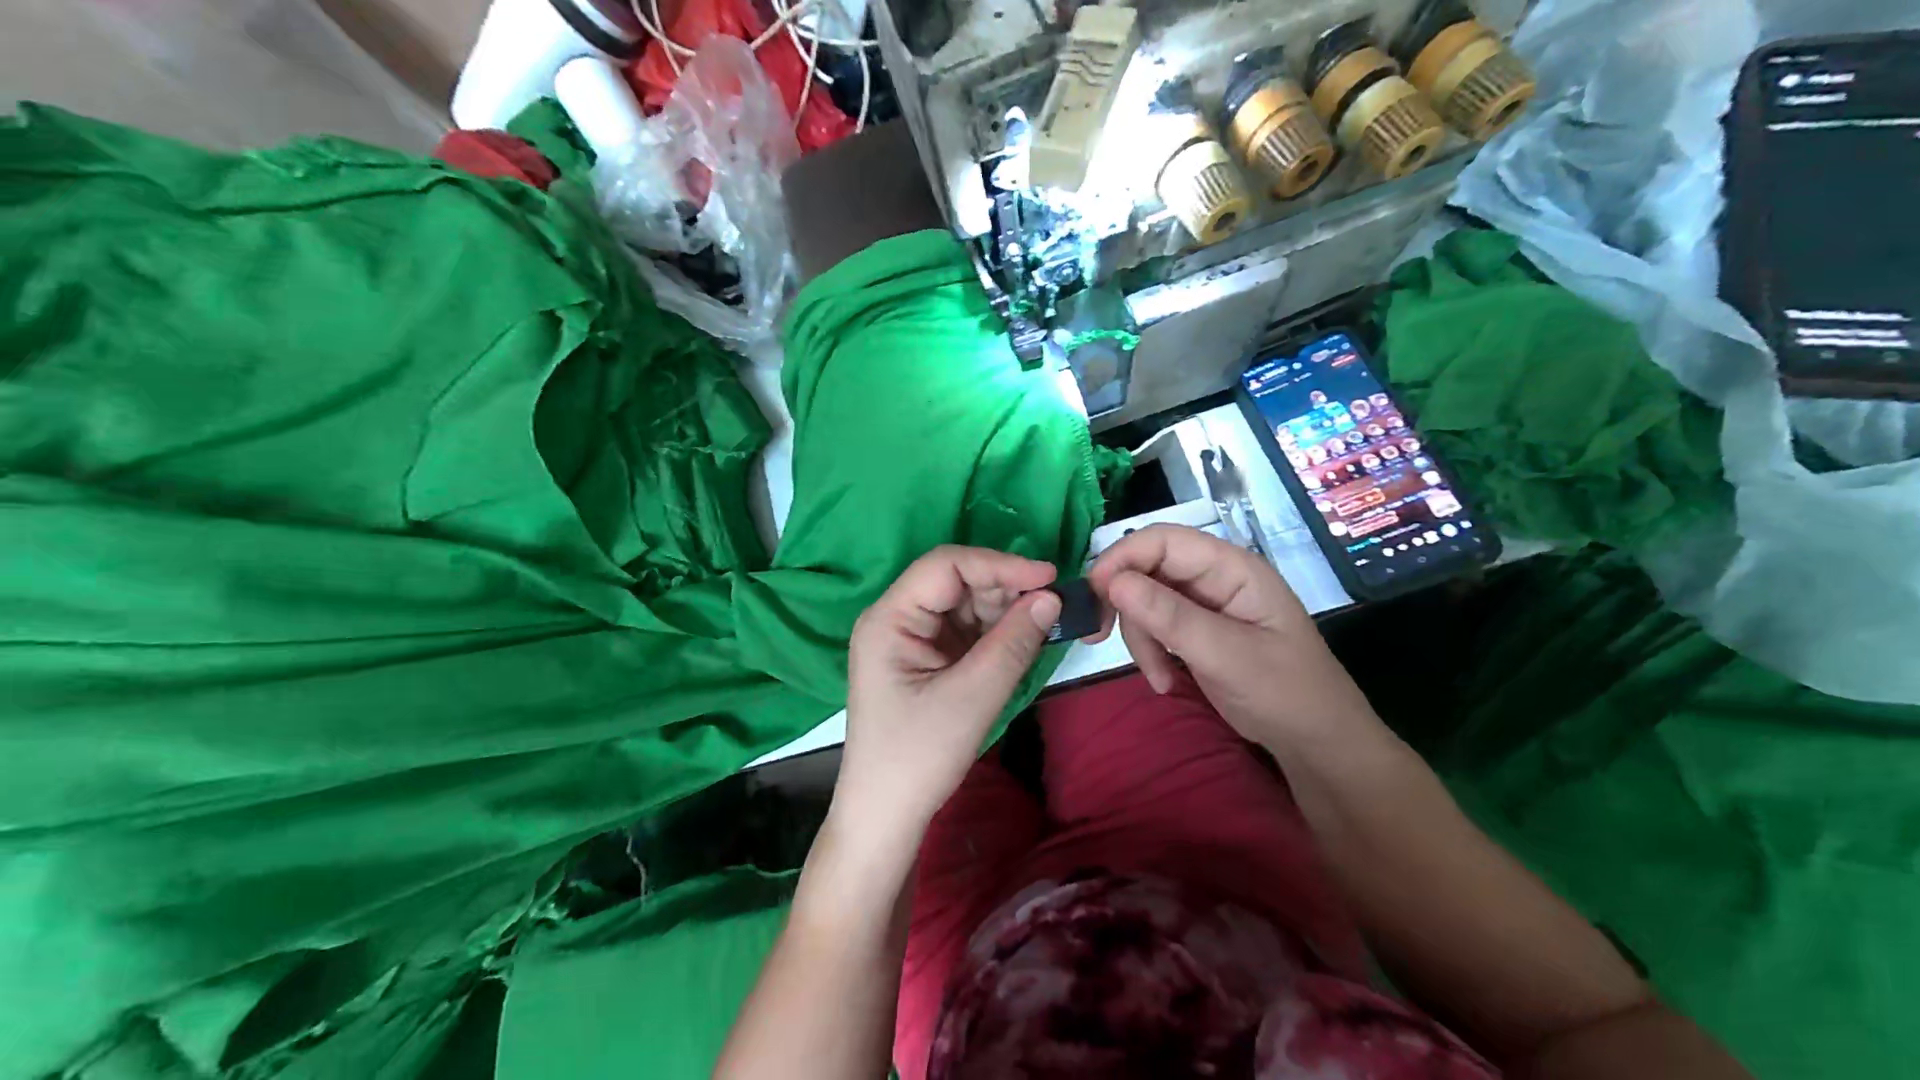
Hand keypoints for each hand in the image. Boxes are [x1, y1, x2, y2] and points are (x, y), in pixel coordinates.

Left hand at [839, 546, 1062, 830]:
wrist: (886, 815)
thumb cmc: (918, 756)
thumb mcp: (971, 697)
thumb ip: (1013, 643)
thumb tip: (1052, 598)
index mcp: (890, 618)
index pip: (946, 566)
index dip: (998, 564)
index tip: (1048, 576)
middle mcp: (896, 618)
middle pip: (956, 582)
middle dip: (1005, 588)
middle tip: (1053, 604)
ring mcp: (912, 639)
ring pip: (965, 605)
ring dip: (1005, 610)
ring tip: (1046, 622)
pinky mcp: (928, 659)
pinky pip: (967, 631)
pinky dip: (997, 632)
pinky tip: (1025, 638)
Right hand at [1086, 524, 1375, 747]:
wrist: (1316, 742)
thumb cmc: (1285, 693)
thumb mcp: (1226, 655)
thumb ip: (1169, 617)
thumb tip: (1111, 581)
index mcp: (1232, 568)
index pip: (1164, 540)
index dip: (1123, 558)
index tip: (1094, 594)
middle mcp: (1215, 577)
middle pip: (1147, 568)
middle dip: (1124, 602)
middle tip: (1100, 636)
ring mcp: (1205, 603)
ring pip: (1145, 600)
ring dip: (1140, 637)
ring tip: (1158, 678)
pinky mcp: (1196, 629)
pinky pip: (1155, 625)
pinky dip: (1150, 651)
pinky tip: (1164, 681)